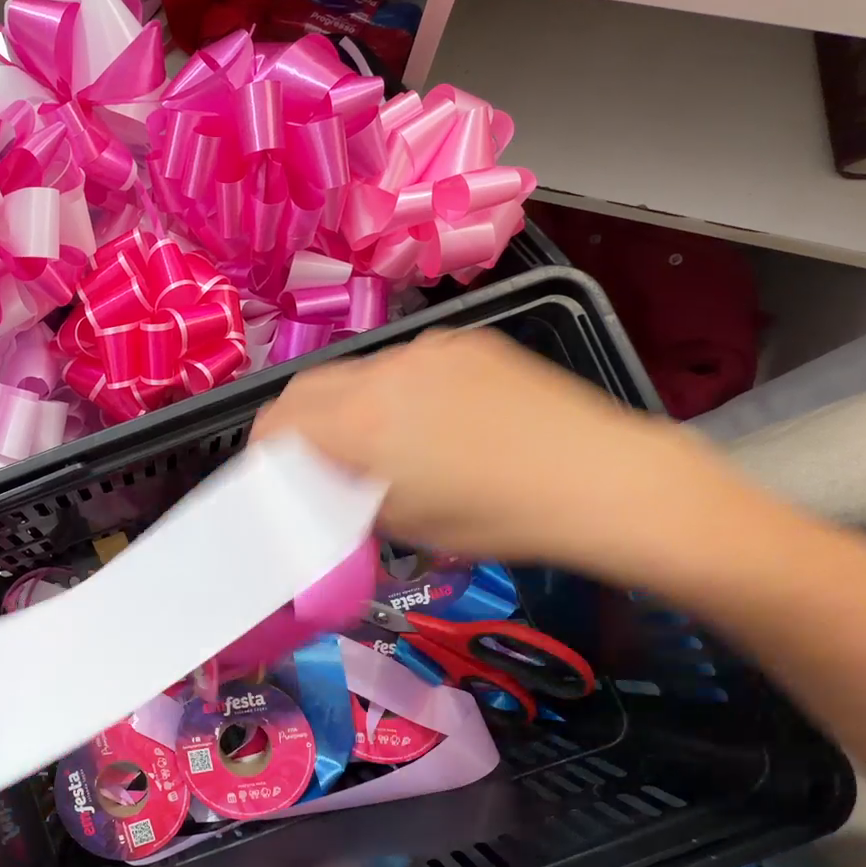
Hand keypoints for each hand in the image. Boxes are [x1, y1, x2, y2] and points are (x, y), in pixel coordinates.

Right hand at [254, 329, 738, 578]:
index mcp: (359, 422)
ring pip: (354, 373)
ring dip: (343, 404)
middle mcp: (382, 372)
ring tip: (376, 442)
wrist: (602, 479)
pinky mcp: (466, 342)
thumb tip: (324, 485)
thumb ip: (344, 495)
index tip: (274, 476)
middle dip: (295, 423)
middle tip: (312, 462)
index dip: (263, 450)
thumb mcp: (403, 524)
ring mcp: (427, 350)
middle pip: (305, 387)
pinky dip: (391, 390)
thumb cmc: (498, 518)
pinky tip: (428, 421)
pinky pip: (404, 363)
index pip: (275, 422)